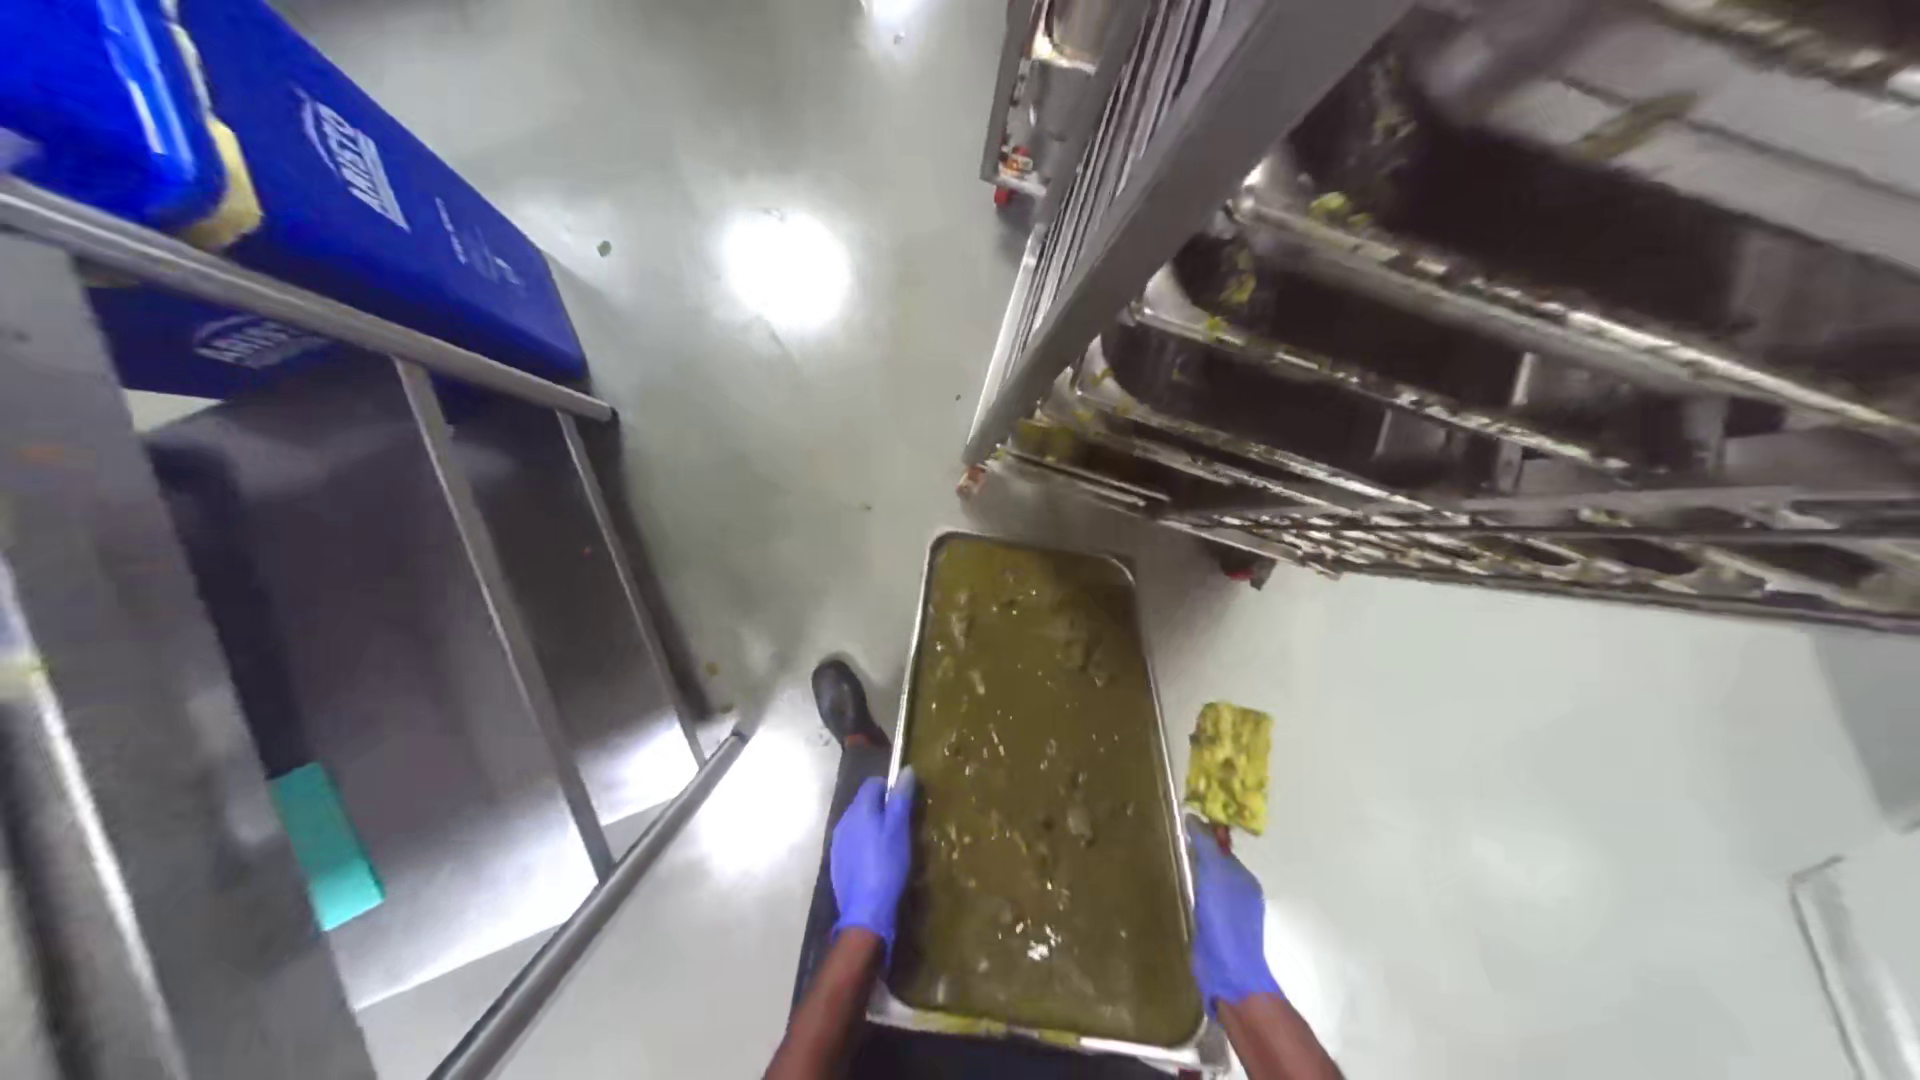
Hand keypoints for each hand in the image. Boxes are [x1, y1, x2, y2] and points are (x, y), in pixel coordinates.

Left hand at [830, 766, 916, 949]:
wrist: (865, 910)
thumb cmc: (887, 864)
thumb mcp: (899, 829)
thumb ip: (901, 798)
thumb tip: (906, 770)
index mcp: (859, 809)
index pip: (872, 783)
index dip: (889, 787)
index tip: (903, 802)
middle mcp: (844, 820)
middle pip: (864, 802)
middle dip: (882, 807)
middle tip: (901, 825)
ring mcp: (837, 842)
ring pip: (858, 822)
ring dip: (873, 825)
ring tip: (890, 844)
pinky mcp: (837, 861)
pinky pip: (853, 841)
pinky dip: (864, 843)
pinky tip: (876, 860)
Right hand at [1188, 817, 1281, 1015]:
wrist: (1228, 971)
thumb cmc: (1224, 917)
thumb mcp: (1214, 873)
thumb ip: (1205, 845)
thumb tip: (1192, 817)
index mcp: (1245, 878)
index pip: (1223, 848)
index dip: (1205, 834)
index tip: (1183, 823)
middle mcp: (1240, 893)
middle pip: (1217, 864)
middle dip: (1198, 852)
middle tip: (1172, 840)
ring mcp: (1229, 914)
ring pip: (1209, 883)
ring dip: (1195, 873)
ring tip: (1173, 863)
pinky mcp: (1216, 930)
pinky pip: (1203, 901)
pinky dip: (1192, 892)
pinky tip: (1179, 892)